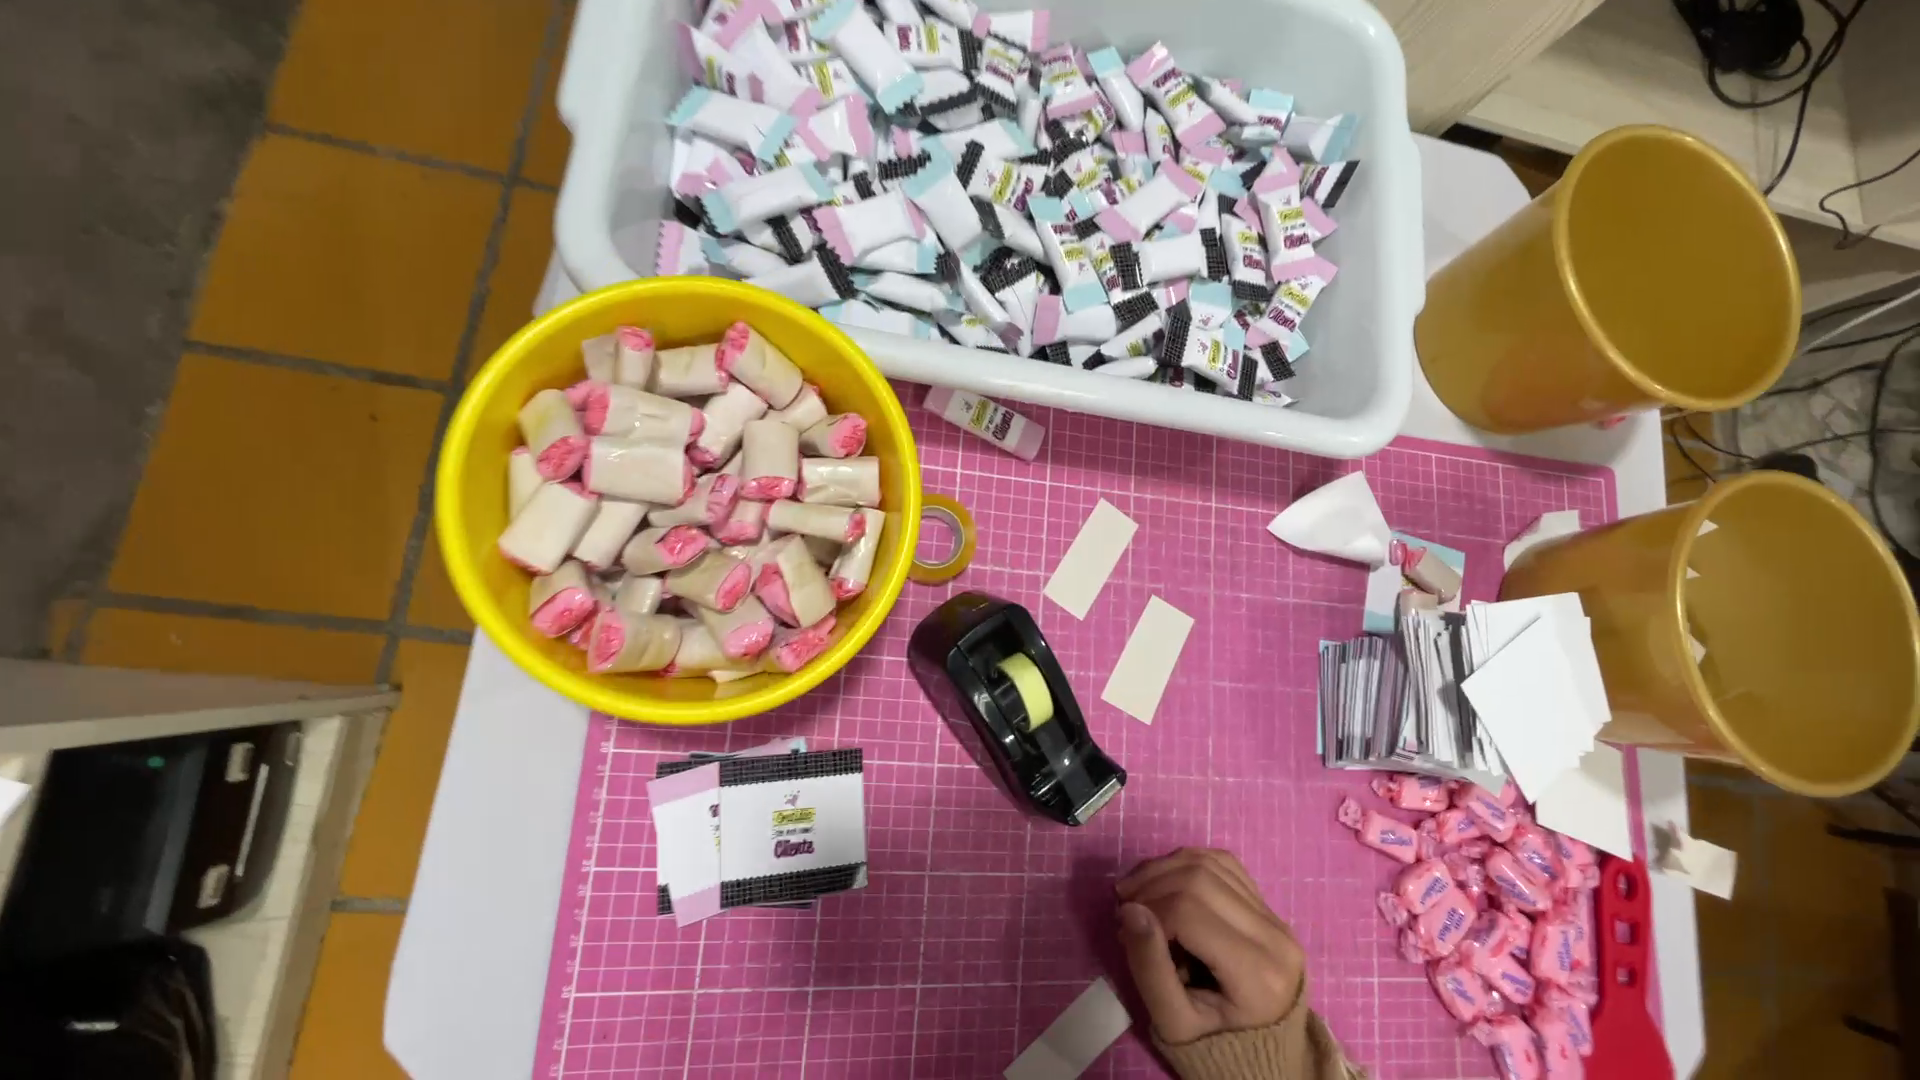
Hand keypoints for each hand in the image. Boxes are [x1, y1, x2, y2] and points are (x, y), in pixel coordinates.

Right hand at [1115, 848, 1305, 1045]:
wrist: (1258, 1054)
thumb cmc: (1212, 1044)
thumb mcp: (1174, 1023)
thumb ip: (1149, 968)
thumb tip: (1130, 909)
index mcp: (1258, 973)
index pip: (1189, 911)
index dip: (1148, 911)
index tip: (1125, 930)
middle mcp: (1276, 935)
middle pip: (1199, 878)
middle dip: (1150, 884)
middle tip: (1124, 907)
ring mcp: (1275, 915)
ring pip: (1209, 862)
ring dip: (1163, 868)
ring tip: (1137, 891)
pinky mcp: (1267, 904)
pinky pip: (1222, 862)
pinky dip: (1186, 863)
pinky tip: (1165, 881)